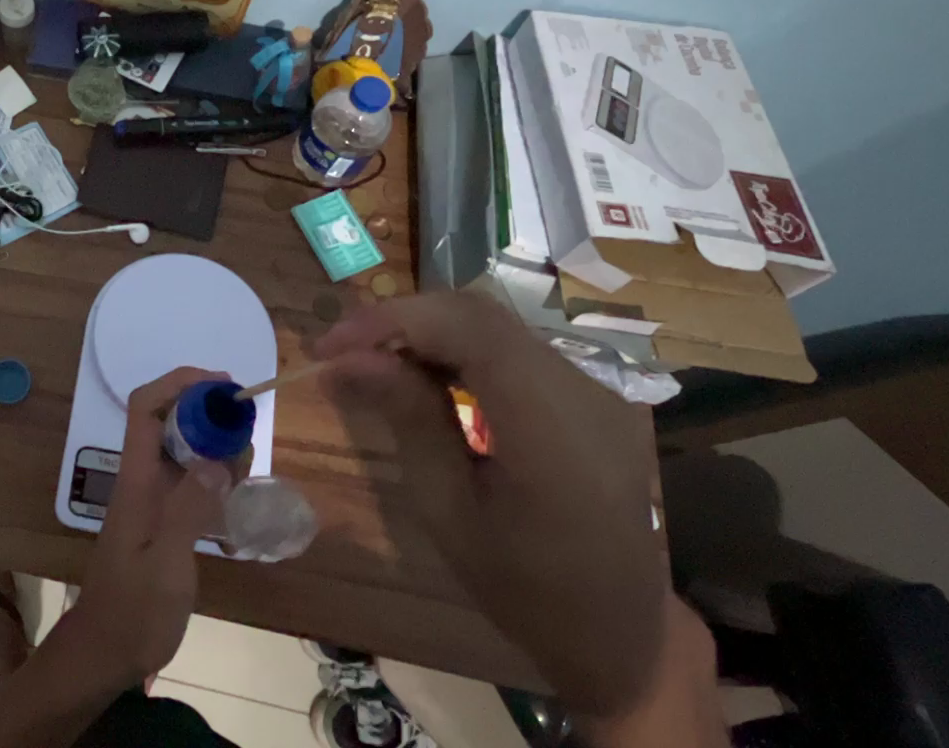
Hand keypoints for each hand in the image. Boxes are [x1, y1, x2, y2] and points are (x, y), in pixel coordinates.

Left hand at [68, 367, 232, 684]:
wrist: (105, 654)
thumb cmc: (133, 613)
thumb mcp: (165, 565)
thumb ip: (188, 511)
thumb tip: (217, 457)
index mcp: (136, 480)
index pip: (146, 408)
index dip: (179, 383)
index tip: (223, 386)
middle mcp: (142, 480)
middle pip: (170, 422)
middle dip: (208, 414)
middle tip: (247, 433)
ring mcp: (153, 500)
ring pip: (184, 450)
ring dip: (216, 446)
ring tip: (246, 469)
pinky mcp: (164, 520)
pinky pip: (192, 481)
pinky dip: (217, 477)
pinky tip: (238, 496)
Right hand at [315, 293, 666, 717]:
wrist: (619, 633)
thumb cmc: (523, 587)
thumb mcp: (447, 510)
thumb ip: (407, 418)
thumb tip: (344, 359)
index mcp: (554, 429)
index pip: (470, 327)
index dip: (393, 319)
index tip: (329, 347)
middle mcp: (585, 391)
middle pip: (480, 315)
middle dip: (401, 322)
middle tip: (341, 354)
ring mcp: (596, 390)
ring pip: (494, 326)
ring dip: (425, 334)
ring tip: (372, 366)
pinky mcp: (591, 396)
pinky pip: (513, 349)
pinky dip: (456, 351)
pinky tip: (424, 379)